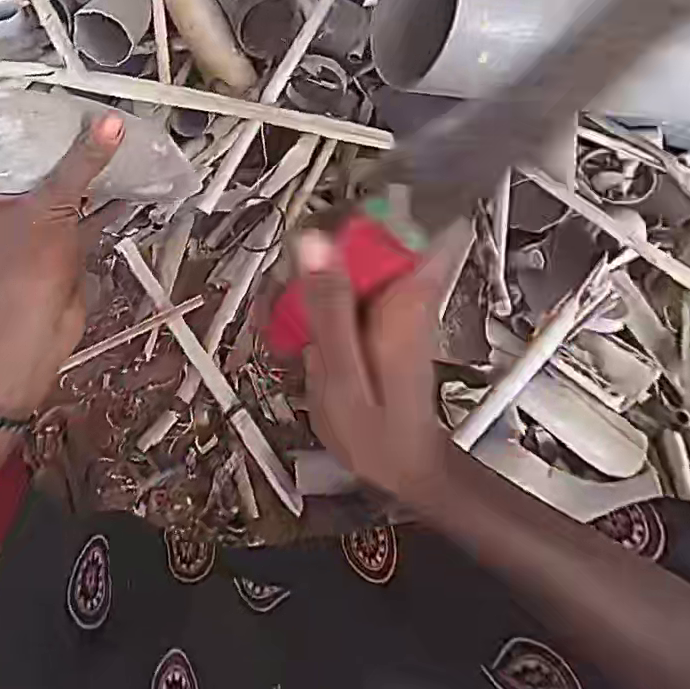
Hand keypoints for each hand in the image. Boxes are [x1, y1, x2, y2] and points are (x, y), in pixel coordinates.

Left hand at [0, 113, 123, 416]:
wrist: (38, 330)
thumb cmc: (25, 270)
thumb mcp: (53, 205)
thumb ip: (82, 164)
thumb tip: (106, 126)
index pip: (0, 144)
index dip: (24, 122)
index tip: (50, 99)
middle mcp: (5, 205)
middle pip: (37, 164)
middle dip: (65, 145)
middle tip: (88, 115)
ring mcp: (35, 224)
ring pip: (64, 187)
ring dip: (88, 171)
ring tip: (111, 140)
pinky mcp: (61, 241)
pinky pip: (85, 211)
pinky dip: (105, 199)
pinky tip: (126, 181)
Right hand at [295, 224, 468, 503]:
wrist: (403, 466)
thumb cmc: (377, 431)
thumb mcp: (342, 372)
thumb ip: (328, 306)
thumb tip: (313, 243)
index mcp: (405, 300)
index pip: (394, 225)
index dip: (347, 222)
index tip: (311, 245)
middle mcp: (406, 292)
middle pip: (357, 243)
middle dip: (314, 260)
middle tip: (283, 301)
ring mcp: (393, 302)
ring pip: (344, 264)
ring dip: (308, 284)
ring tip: (283, 321)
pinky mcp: (378, 314)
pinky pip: (343, 289)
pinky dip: (315, 302)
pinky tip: (298, 332)